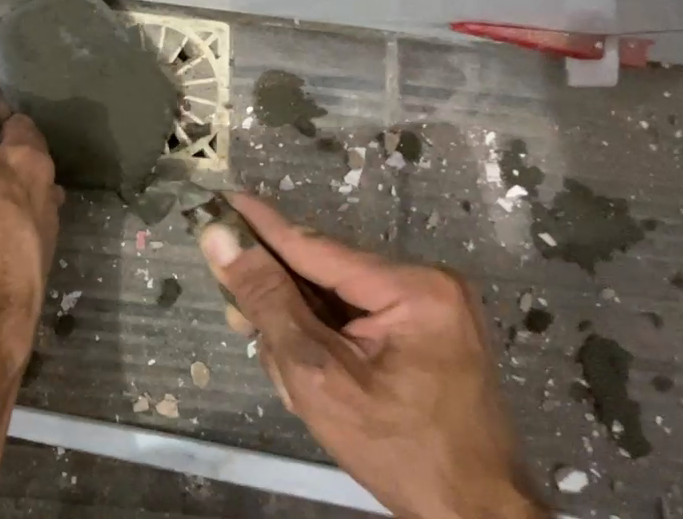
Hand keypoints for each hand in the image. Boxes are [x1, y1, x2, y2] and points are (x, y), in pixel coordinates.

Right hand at [199, 193, 546, 518]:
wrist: (473, 515)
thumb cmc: (397, 447)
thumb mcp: (315, 372)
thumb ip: (265, 299)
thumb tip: (217, 235)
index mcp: (411, 288)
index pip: (308, 244)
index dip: (252, 223)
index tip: (209, 196)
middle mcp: (423, 284)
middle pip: (313, 271)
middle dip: (275, 302)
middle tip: (242, 329)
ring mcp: (426, 307)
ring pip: (323, 295)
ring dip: (293, 327)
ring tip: (288, 374)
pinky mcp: (420, 329)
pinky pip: (345, 314)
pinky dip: (316, 336)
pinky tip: (308, 371)